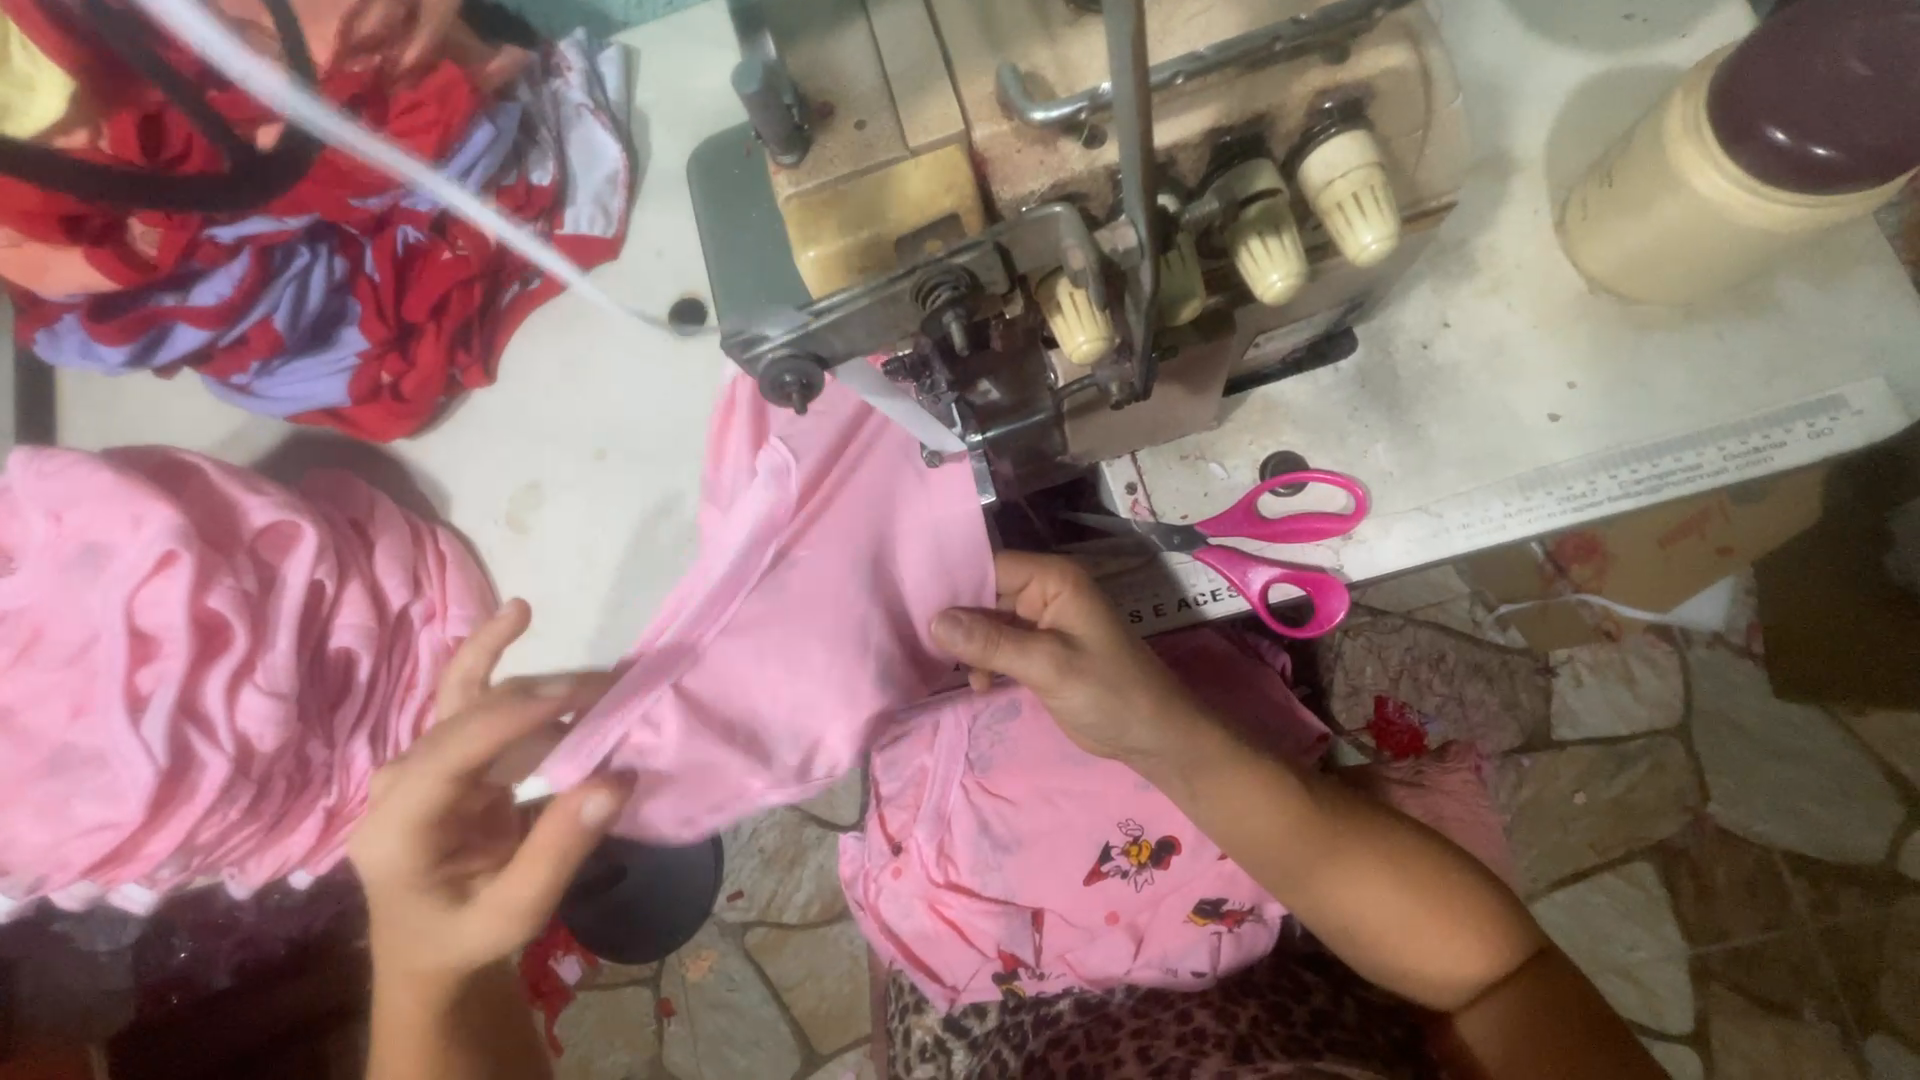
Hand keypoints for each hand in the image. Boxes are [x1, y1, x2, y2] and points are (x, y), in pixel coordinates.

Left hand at [348, 600, 631, 984]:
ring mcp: (422, 761)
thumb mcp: (517, 909)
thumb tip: (618, 777)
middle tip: (618, 694)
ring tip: (602, 683)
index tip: (582, 694)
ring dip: (542, 685)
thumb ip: (561, 848)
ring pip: (476, 696)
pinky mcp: (447, 754)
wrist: (432, 947)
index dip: (516, 715)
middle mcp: (401, 780)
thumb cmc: (467, 934)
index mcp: (399, 826)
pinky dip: (500, 654)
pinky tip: (519, 613)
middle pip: (474, 716)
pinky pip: (472, 695)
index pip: (453, 751)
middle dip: (547, 696)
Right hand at [929, 551, 1220, 767]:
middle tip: (917, 642)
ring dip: (968, 645)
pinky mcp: (1037, 650)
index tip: (910, 604)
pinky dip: (984, 661)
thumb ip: (992, 643)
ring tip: (951, 670)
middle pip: (983, 592)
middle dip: (955, 618)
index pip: (989, 565)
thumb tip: (935, 621)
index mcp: (1052, 579)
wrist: (1153, 736)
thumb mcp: (1048, 666)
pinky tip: (980, 685)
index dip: (952, 583)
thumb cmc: (1110, 692)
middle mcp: (1043, 592)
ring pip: (986, 621)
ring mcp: (1040, 622)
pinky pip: (998, 644)